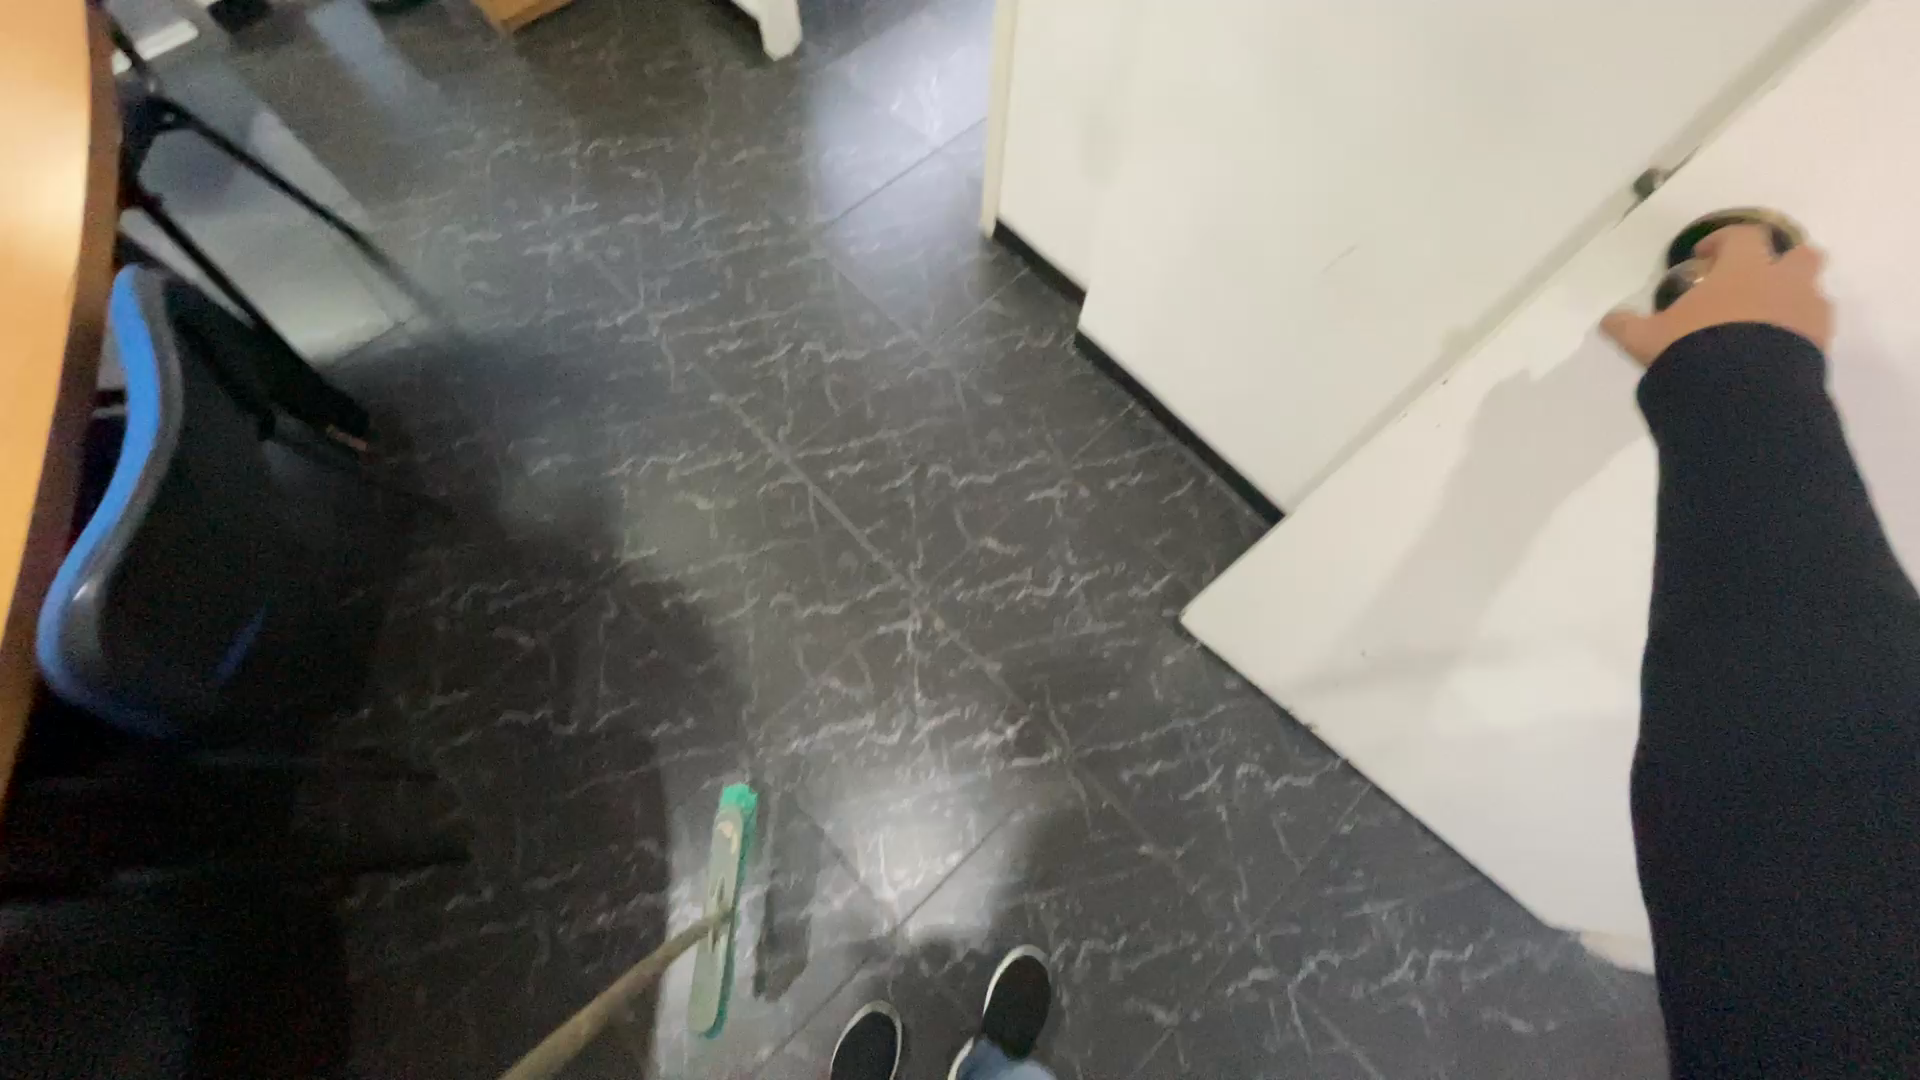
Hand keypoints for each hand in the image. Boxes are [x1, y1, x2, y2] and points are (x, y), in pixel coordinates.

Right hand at [1602, 224, 1833, 367]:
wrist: (1739, 386)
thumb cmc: (1690, 347)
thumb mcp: (1643, 337)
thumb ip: (1625, 324)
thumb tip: (1608, 319)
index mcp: (1743, 270)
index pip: (1742, 236)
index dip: (1722, 240)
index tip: (1703, 255)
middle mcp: (1783, 281)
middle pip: (1798, 254)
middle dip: (1777, 262)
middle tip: (1748, 282)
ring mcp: (1808, 309)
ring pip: (1808, 290)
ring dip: (1786, 298)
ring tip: (1754, 321)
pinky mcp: (1820, 338)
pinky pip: (1810, 324)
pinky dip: (1791, 329)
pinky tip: (1764, 347)